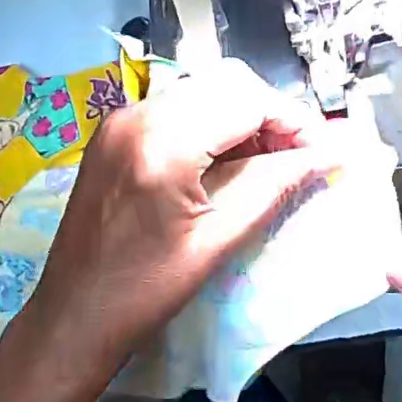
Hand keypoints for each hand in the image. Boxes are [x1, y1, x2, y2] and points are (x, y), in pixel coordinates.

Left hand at [14, 59, 333, 401]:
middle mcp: (136, 114)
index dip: (295, 121)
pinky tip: (228, 161)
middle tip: (300, 158)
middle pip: (226, 84)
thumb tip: (329, 155)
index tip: (323, 152)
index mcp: (162, 141)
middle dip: (271, 115)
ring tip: (270, 162)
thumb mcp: (218, 239)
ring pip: (202, 92)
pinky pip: (176, 108)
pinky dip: (211, 125)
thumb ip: (276, 185)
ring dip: (243, 118)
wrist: (72, 316)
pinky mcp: (113, 133)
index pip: (248, 99)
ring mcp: (119, 120)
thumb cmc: (144, 292)